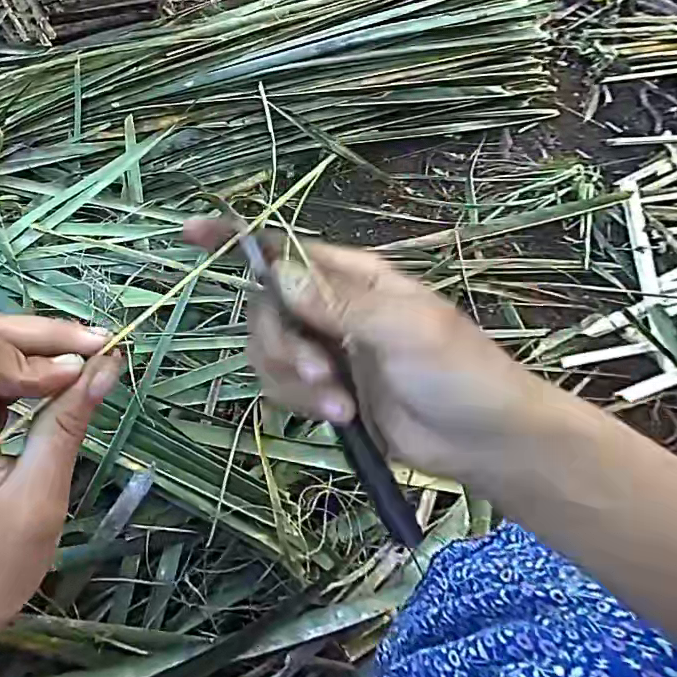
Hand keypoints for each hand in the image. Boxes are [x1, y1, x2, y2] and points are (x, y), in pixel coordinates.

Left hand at [0, 313, 120, 669]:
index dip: (41, 349)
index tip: (91, 368)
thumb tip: (108, 363)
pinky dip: (23, 369)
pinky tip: (57, 379)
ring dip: (38, 350)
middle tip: (102, 351)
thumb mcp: (38, 499)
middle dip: (46, 339)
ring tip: (88, 362)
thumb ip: (68, 423)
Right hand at [183, 218, 559, 481]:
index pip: (280, 247)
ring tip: (339, 405)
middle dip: (282, 346)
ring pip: (266, 352)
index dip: (234, 238)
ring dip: (293, 380)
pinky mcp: (321, 388)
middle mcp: (326, 305)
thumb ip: (337, 302)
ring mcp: (322, 348)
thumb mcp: (405, 328)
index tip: (191, 233)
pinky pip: (280, 386)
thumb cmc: (460, 371)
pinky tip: (339, 417)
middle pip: (263, 309)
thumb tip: (275, 272)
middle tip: (324, 375)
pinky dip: (299, 402)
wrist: (485, 443)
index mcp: (348, 276)